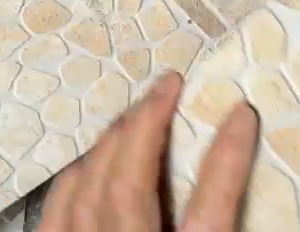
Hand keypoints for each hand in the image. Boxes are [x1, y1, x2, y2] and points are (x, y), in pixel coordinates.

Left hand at [40, 71, 260, 231]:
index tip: (242, 110)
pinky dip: (73, 180)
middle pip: (129, 184)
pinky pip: (55, 215)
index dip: (228, 157)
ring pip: (86, 190)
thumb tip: (243, 142)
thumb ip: (228, 217)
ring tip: (136, 112)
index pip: (211, 209)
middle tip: (170, 82)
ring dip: (111, 142)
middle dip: (147, 123)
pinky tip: (88, 162)